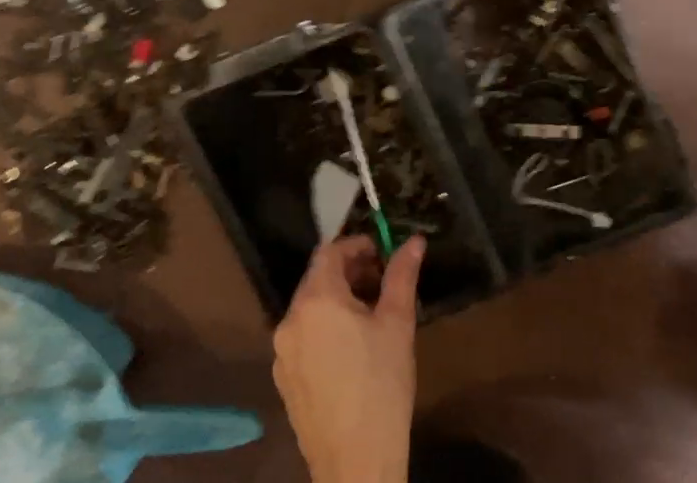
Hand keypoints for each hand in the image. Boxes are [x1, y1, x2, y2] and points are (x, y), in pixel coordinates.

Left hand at [273, 234, 425, 482]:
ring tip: (372, 315)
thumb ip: (402, 275)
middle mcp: (289, 321)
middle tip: (384, 281)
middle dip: (350, 272)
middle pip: (317, 280)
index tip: (384, 252)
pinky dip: (326, 328)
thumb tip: (414, 240)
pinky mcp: (284, 379)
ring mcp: (282, 353)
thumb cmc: (382, 381)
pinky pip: (304, 338)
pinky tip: (353, 349)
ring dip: (338, 300)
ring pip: (310, 310)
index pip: (329, 252)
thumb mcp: (398, 322)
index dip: (357, 244)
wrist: (355, 456)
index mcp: (316, 301)